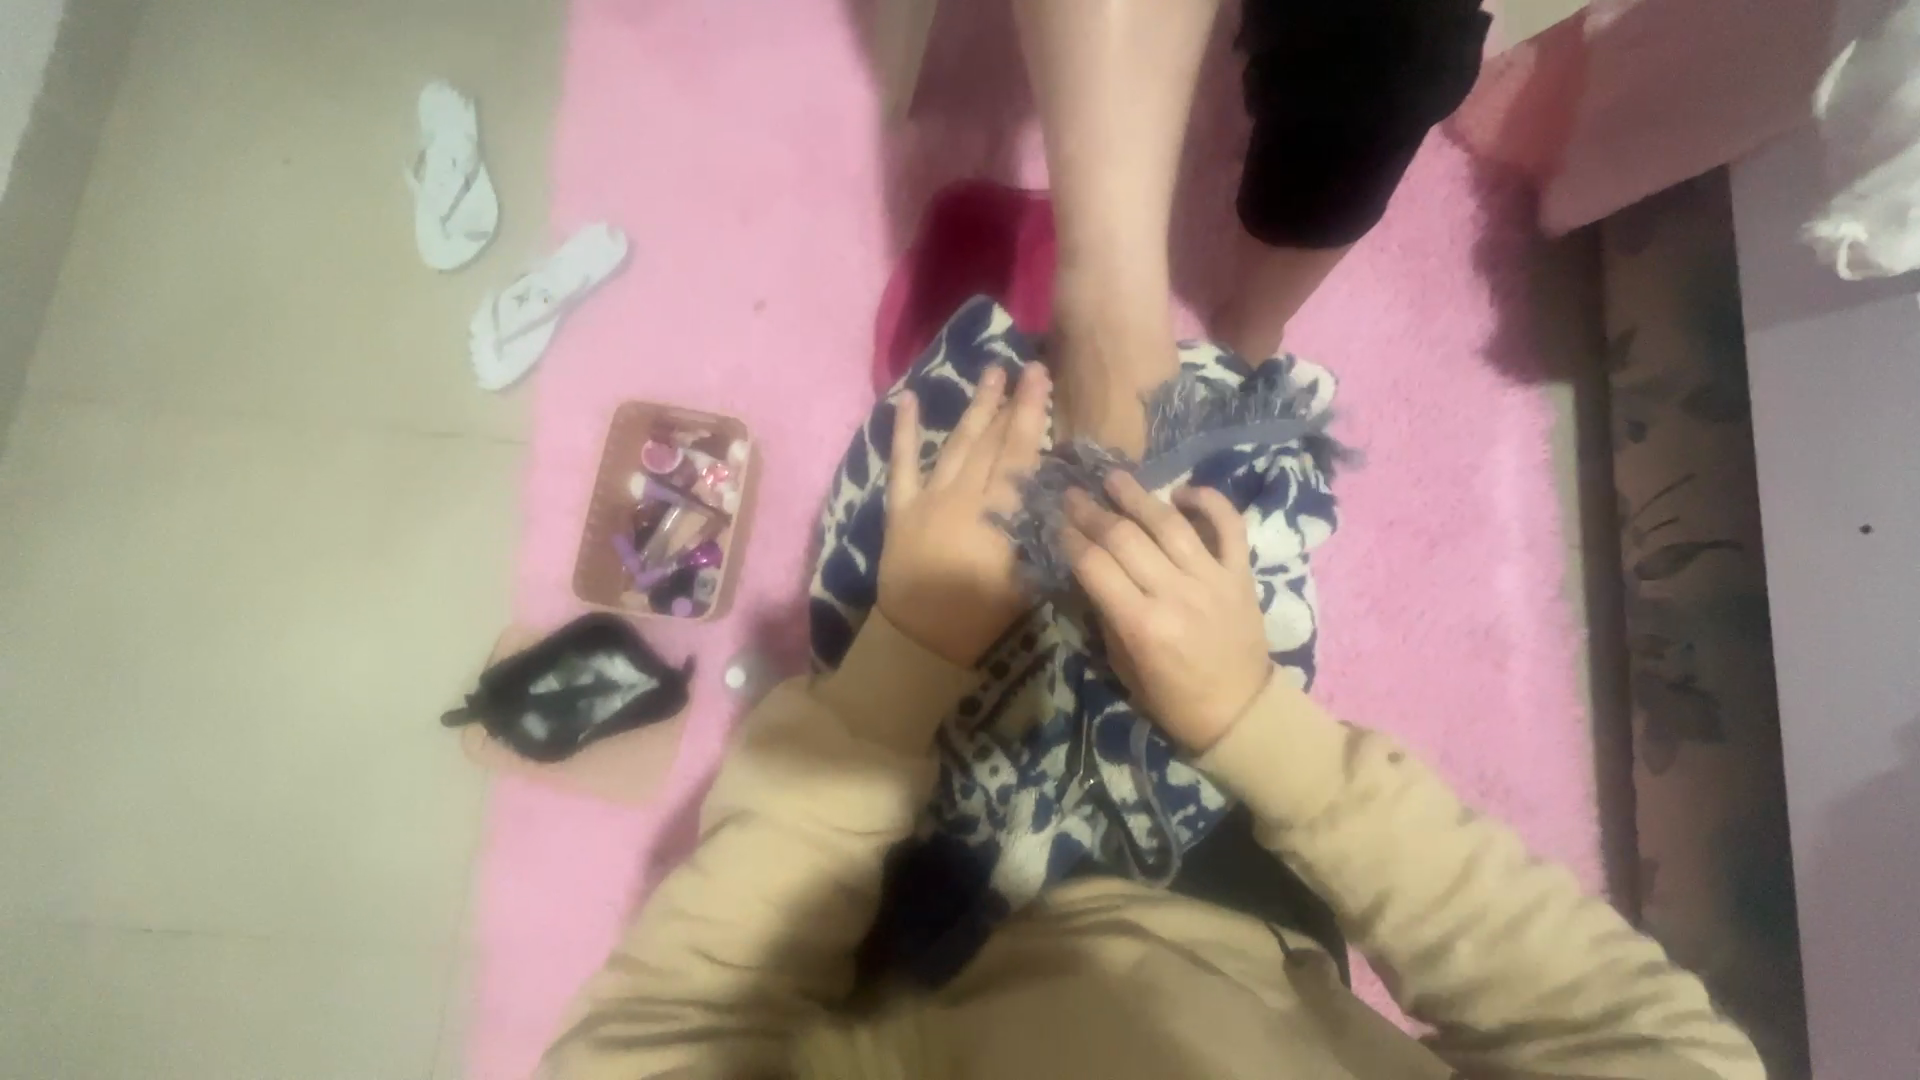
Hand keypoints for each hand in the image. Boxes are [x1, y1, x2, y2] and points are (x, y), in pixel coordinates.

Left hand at [878, 364, 1050, 666]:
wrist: (921, 638)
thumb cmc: (980, 614)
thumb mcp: (1025, 578)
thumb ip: (1039, 534)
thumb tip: (1054, 496)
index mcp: (995, 516)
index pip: (1018, 455)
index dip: (1031, 415)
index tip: (1041, 380)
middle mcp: (962, 497)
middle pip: (990, 442)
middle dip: (1010, 403)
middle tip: (1026, 369)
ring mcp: (927, 498)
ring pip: (956, 445)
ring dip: (974, 408)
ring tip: (990, 374)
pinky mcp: (900, 507)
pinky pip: (901, 464)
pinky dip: (904, 432)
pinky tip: (907, 399)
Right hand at [1061, 472, 1273, 751]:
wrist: (1240, 713)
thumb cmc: (1172, 699)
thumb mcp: (1123, 666)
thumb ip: (1108, 616)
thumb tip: (1090, 573)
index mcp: (1141, 625)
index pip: (1095, 566)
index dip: (1070, 539)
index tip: (1055, 522)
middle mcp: (1175, 594)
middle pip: (1125, 539)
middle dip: (1092, 512)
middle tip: (1072, 494)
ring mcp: (1212, 580)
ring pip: (1171, 525)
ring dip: (1139, 496)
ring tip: (1114, 478)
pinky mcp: (1241, 575)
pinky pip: (1229, 527)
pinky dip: (1210, 503)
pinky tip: (1183, 492)